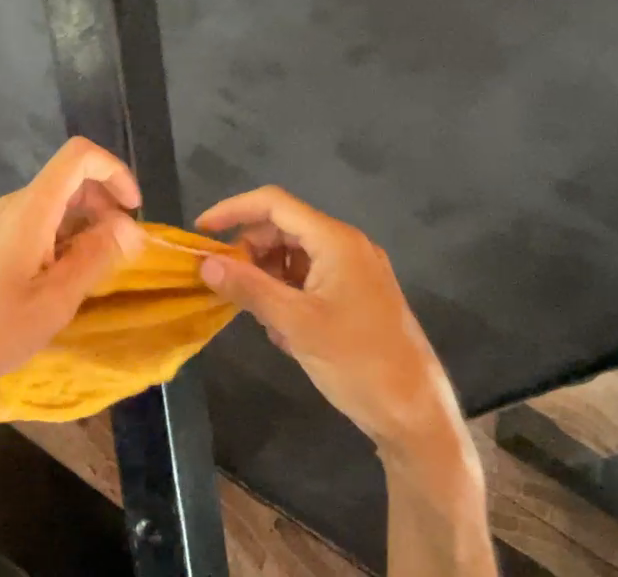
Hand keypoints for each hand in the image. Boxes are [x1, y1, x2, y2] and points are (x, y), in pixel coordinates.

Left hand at [0, 137, 146, 407]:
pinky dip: (65, 238)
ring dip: (86, 225)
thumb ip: (96, 257)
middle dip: (105, 203)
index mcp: (31, 209)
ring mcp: (1, 222)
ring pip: (56, 202)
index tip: (133, 211)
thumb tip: (131, 226)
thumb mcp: (56, 300)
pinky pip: (40, 222)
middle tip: (121, 249)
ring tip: (97, 271)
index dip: (114, 171)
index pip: (79, 156)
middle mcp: (15, 205)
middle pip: (70, 177)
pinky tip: (67, 278)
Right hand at [196, 187, 465, 455]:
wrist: (416, 414)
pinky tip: (280, 329)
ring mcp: (354, 271)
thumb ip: (248, 289)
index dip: (233, 210)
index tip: (201, 232)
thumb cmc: (357, 362)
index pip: (274, 203)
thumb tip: (205, 264)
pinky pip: (310, 278)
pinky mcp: (356, 295)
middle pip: (283, 228)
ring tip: (256, 313)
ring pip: (295, 255)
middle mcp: (346, 246)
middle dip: (250, 250)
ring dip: (267, 275)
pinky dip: (287, 293)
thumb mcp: (295, 325)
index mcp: (336, 241)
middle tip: (225, 281)